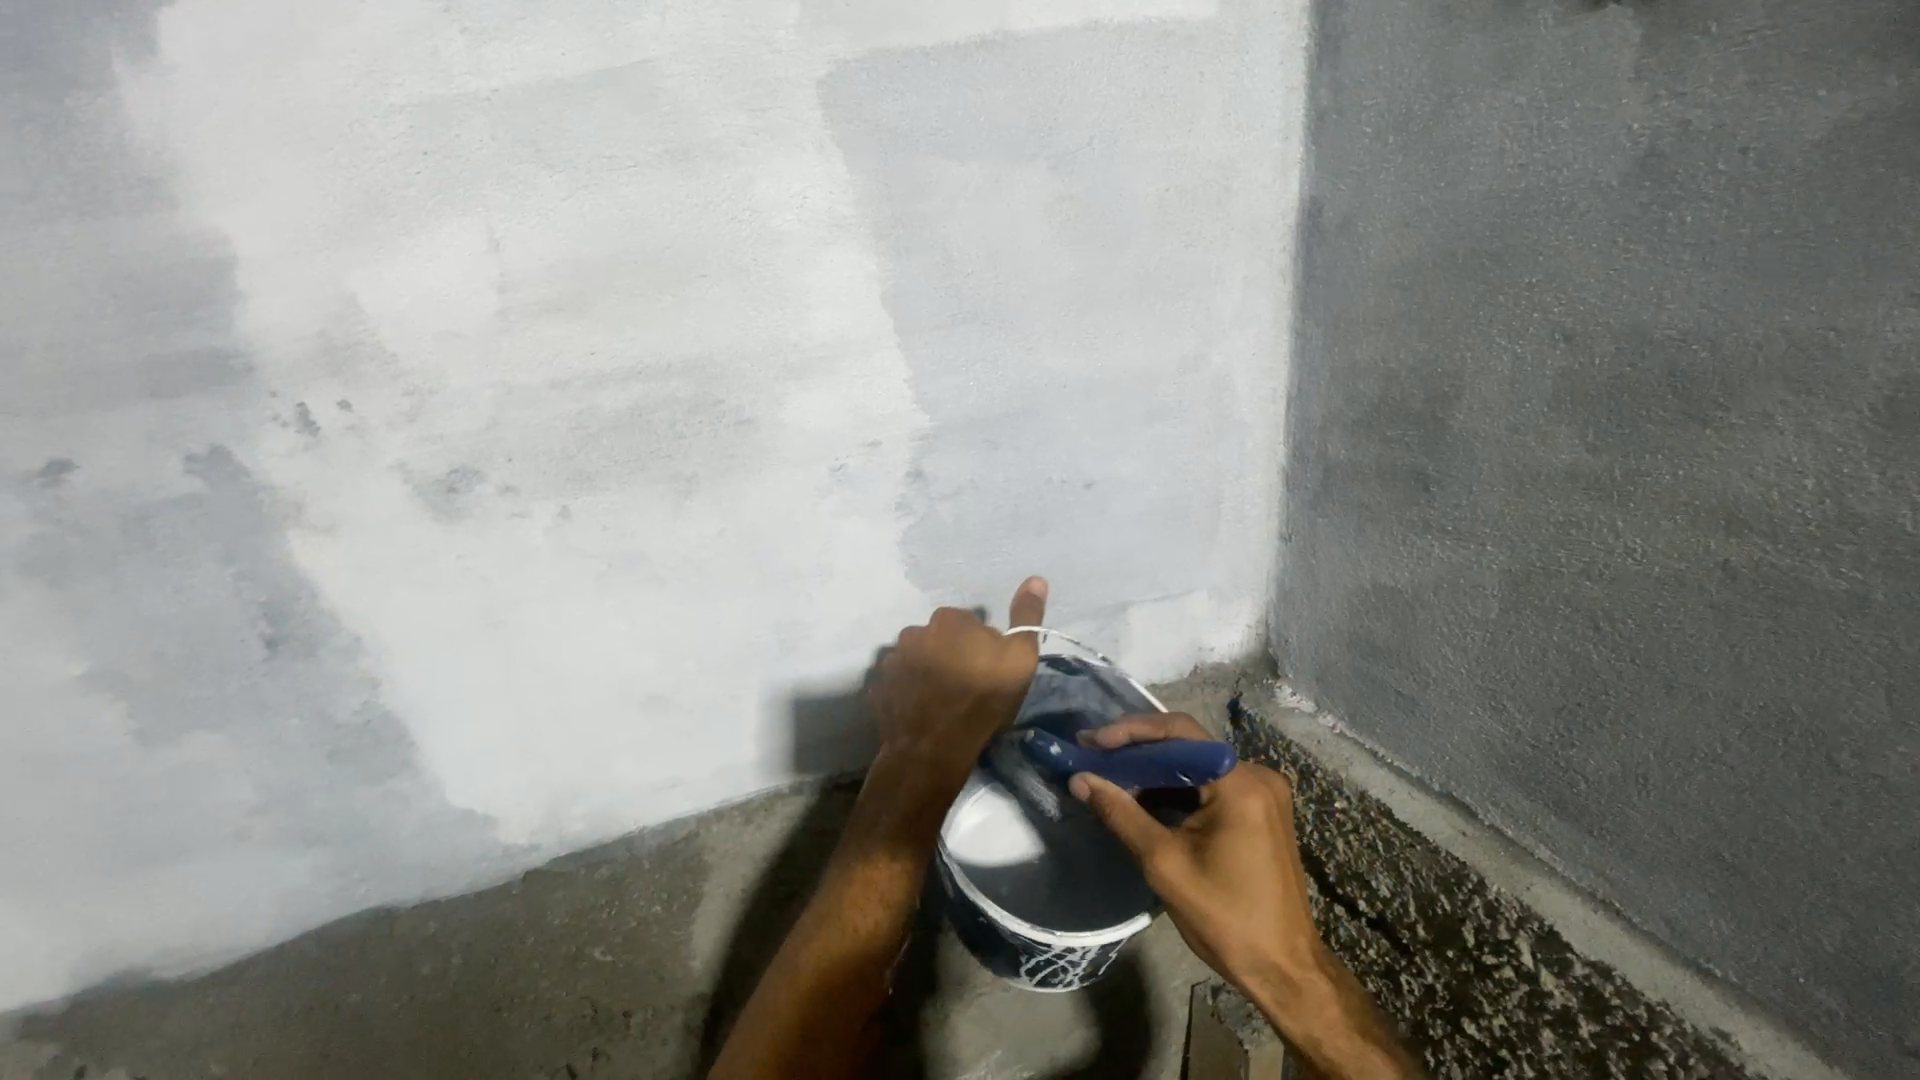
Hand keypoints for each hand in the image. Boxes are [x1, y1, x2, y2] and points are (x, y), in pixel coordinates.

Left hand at [865, 577, 1047, 800]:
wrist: (935, 746)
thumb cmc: (983, 698)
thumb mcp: (1019, 657)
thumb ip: (1026, 615)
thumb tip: (1035, 579)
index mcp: (949, 619)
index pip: (970, 624)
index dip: (982, 647)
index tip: (987, 670)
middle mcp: (915, 631)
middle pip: (939, 639)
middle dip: (950, 655)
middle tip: (965, 686)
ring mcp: (891, 659)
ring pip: (916, 659)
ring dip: (926, 671)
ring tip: (940, 700)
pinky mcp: (877, 685)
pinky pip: (897, 681)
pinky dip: (906, 690)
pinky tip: (920, 709)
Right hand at [1069, 713, 1323, 997]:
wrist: (1283, 967)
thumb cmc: (1224, 917)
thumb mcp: (1163, 863)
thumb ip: (1120, 813)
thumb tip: (1079, 779)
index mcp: (1240, 784)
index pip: (1180, 732)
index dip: (1131, 731)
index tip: (1091, 742)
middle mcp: (1257, 776)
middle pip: (1188, 745)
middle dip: (1138, 750)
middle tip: (1092, 757)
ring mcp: (1263, 793)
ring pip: (1197, 764)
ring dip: (1154, 770)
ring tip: (1109, 776)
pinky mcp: (1260, 811)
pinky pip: (1210, 784)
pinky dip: (1176, 788)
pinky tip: (1142, 797)